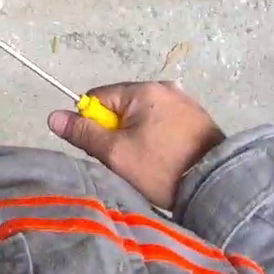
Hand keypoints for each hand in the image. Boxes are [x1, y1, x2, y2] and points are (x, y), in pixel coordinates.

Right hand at [47, 81, 224, 209]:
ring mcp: (185, 101)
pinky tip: (165, 159)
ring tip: (148, 164)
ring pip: (142, 117)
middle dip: (116, 132)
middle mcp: (164, 87)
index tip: (104, 150)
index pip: (98, 98)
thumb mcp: (116, 153)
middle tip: (127, 161)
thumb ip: (83, 133)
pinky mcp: (198, 119)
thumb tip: (53, 116)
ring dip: (137, 137)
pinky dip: (158, 139)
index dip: (93, 125)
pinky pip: (163, 124)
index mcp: (143, 90)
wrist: (220, 186)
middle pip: (120, 107)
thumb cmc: (162, 168)